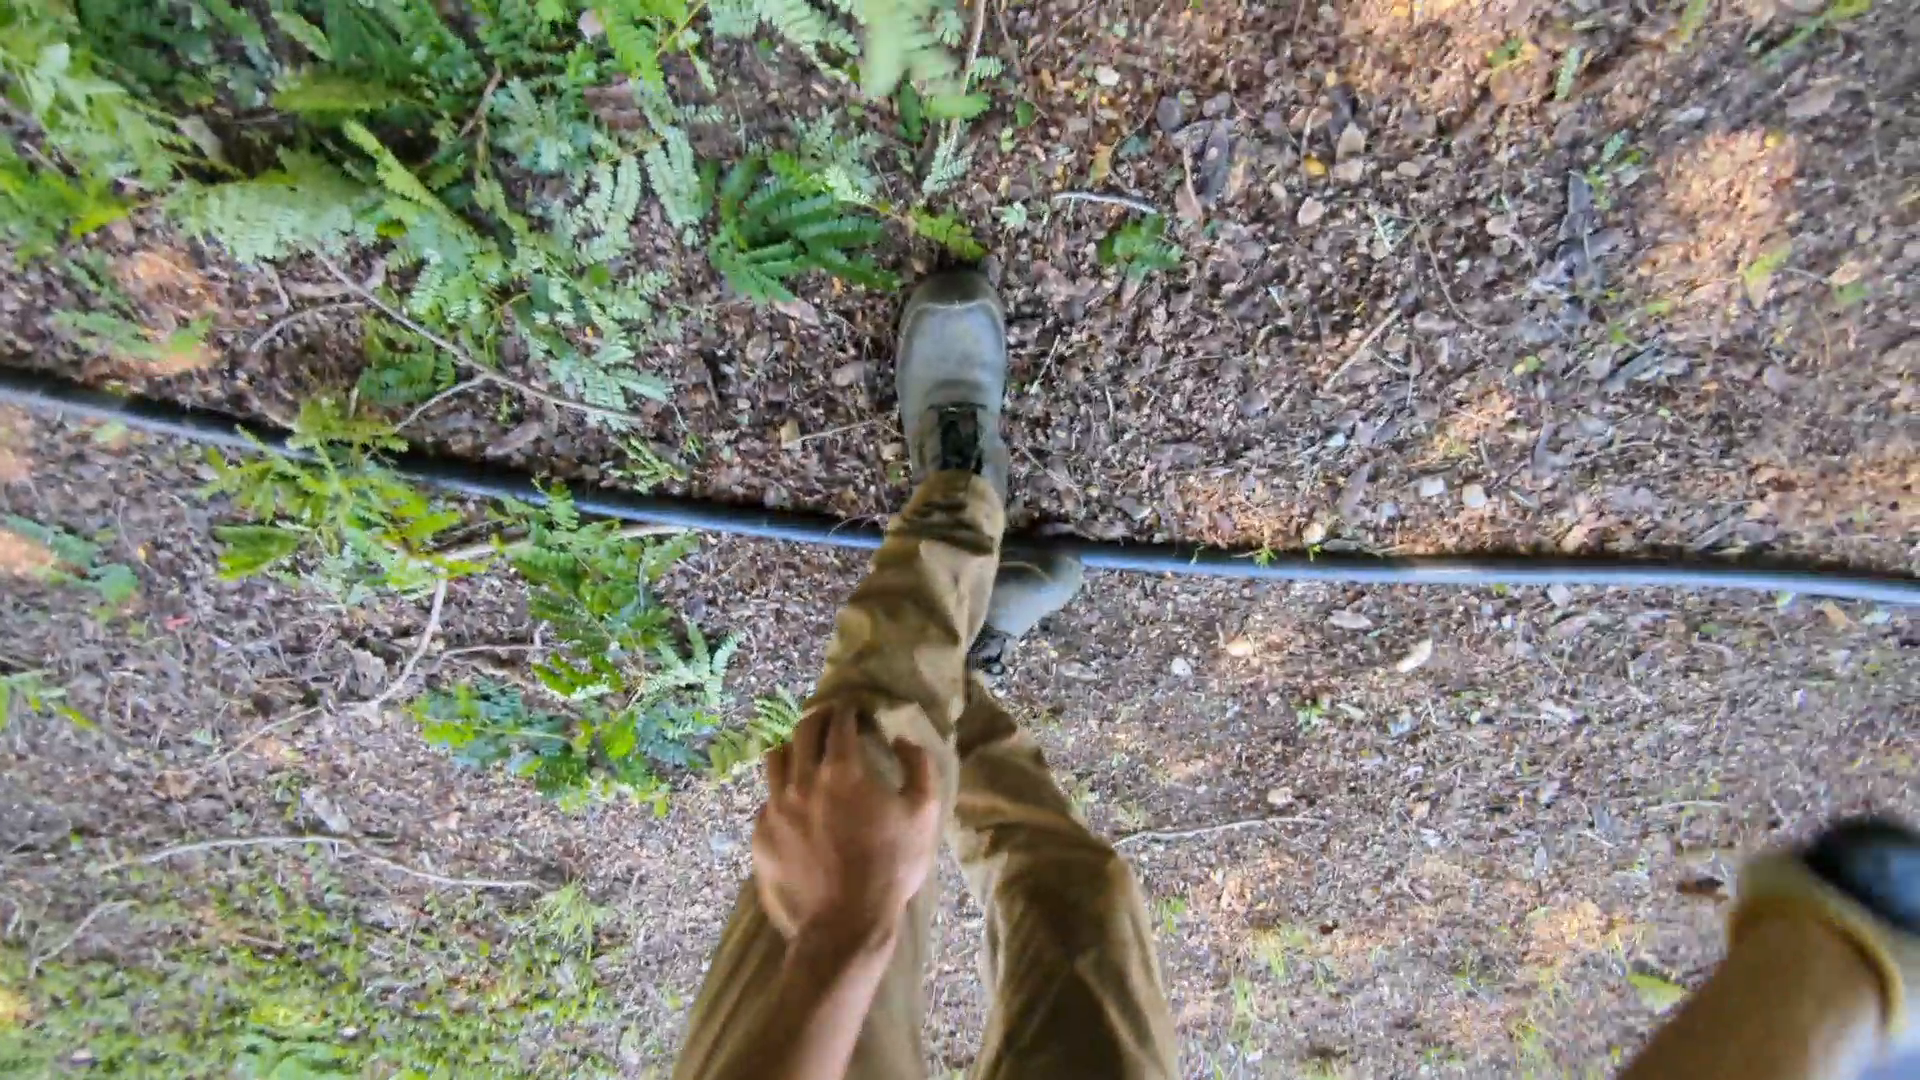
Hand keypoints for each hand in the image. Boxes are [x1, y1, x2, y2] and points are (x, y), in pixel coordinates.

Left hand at [752, 706, 940, 944]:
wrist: (844, 927)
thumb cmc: (890, 868)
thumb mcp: (924, 814)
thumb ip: (918, 766)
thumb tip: (902, 741)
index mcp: (843, 770)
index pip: (840, 723)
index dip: (848, 711)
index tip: (855, 709)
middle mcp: (803, 780)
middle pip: (803, 731)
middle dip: (818, 718)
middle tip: (829, 718)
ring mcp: (776, 808)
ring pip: (776, 758)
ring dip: (792, 748)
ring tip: (804, 753)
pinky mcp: (761, 835)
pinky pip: (767, 798)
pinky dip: (782, 790)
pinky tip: (794, 801)